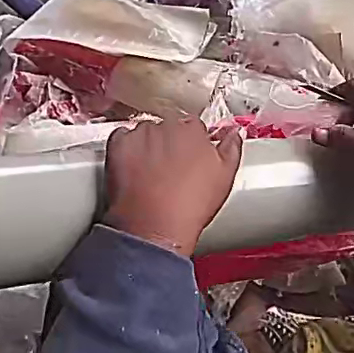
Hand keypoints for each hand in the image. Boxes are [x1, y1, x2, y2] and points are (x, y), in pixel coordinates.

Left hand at [102, 118, 244, 255]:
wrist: (154, 226)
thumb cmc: (189, 206)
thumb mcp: (224, 177)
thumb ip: (231, 148)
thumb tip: (234, 132)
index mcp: (194, 131)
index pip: (193, 126)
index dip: (190, 144)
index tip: (187, 157)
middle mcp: (167, 126)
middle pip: (167, 127)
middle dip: (168, 142)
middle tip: (168, 168)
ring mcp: (141, 134)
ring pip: (144, 132)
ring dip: (147, 145)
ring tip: (149, 172)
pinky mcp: (119, 143)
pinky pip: (122, 138)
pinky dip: (126, 149)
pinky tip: (132, 168)